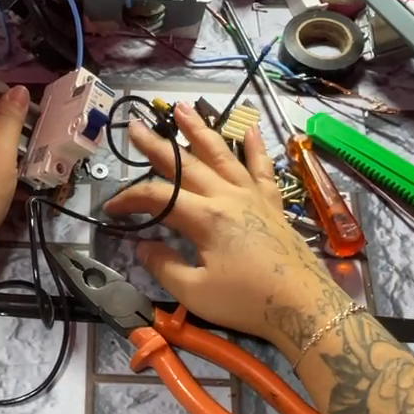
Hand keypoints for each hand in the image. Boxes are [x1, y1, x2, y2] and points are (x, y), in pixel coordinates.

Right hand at [102, 104, 350, 356]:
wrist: (303, 305)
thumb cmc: (246, 302)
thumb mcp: (194, 292)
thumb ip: (164, 266)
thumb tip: (143, 247)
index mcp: (205, 217)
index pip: (158, 198)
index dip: (130, 200)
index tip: (110, 208)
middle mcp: (228, 196)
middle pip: (186, 164)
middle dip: (157, 145)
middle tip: (136, 126)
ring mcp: (253, 196)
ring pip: (223, 154)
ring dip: (200, 130)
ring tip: (183, 108)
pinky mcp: (273, 203)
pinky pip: (262, 167)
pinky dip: (254, 146)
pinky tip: (249, 127)